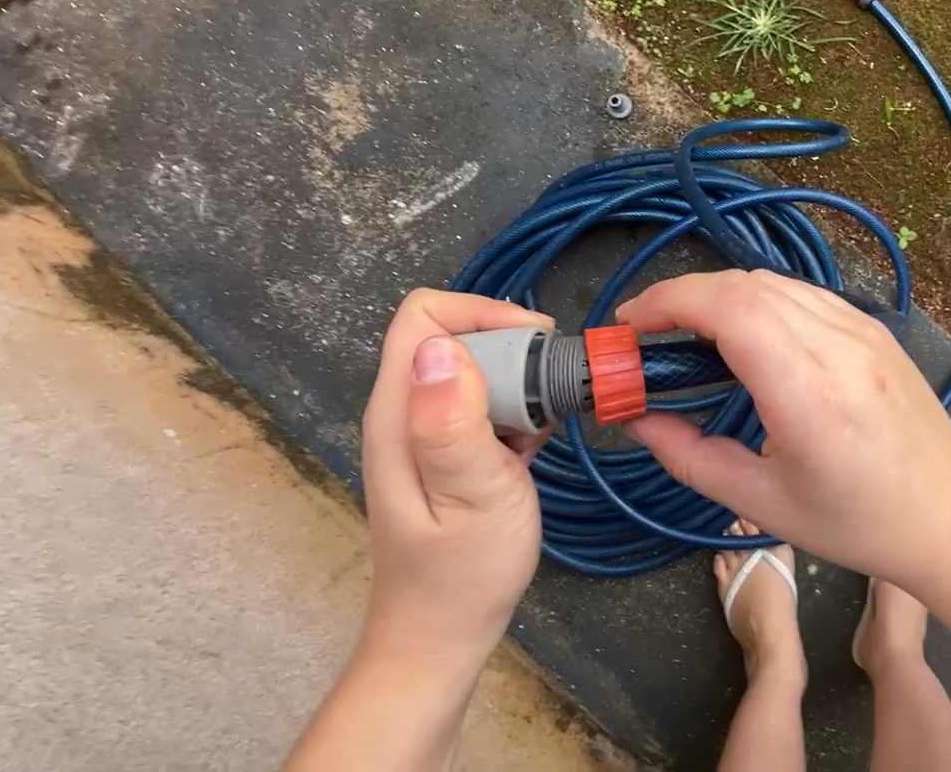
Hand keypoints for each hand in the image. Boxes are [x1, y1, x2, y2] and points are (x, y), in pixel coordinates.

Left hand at [358, 289, 553, 677]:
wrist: (444, 637)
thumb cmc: (462, 574)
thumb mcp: (471, 496)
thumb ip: (452, 424)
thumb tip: (440, 348)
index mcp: (399, 413)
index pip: (424, 317)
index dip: (481, 313)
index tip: (534, 346)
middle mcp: (407, 410)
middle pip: (454, 333)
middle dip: (510, 343)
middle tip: (551, 386)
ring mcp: (428, 430)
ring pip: (475, 365)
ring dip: (520, 376)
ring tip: (548, 417)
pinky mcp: (453, 448)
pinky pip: (486, 398)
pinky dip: (519, 405)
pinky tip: (536, 442)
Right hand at [617, 270, 950, 589]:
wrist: (949, 513)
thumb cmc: (856, 523)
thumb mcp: (762, 504)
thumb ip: (690, 458)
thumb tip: (636, 420)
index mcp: (809, 393)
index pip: (730, 308)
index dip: (669, 301)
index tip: (629, 324)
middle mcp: (838, 345)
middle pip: (745, 284)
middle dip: (683, 296)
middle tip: (648, 333)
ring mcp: (862, 329)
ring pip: (773, 281)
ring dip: (720, 295)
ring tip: (688, 335)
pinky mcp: (873, 327)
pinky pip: (802, 294)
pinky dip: (758, 300)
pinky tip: (744, 335)